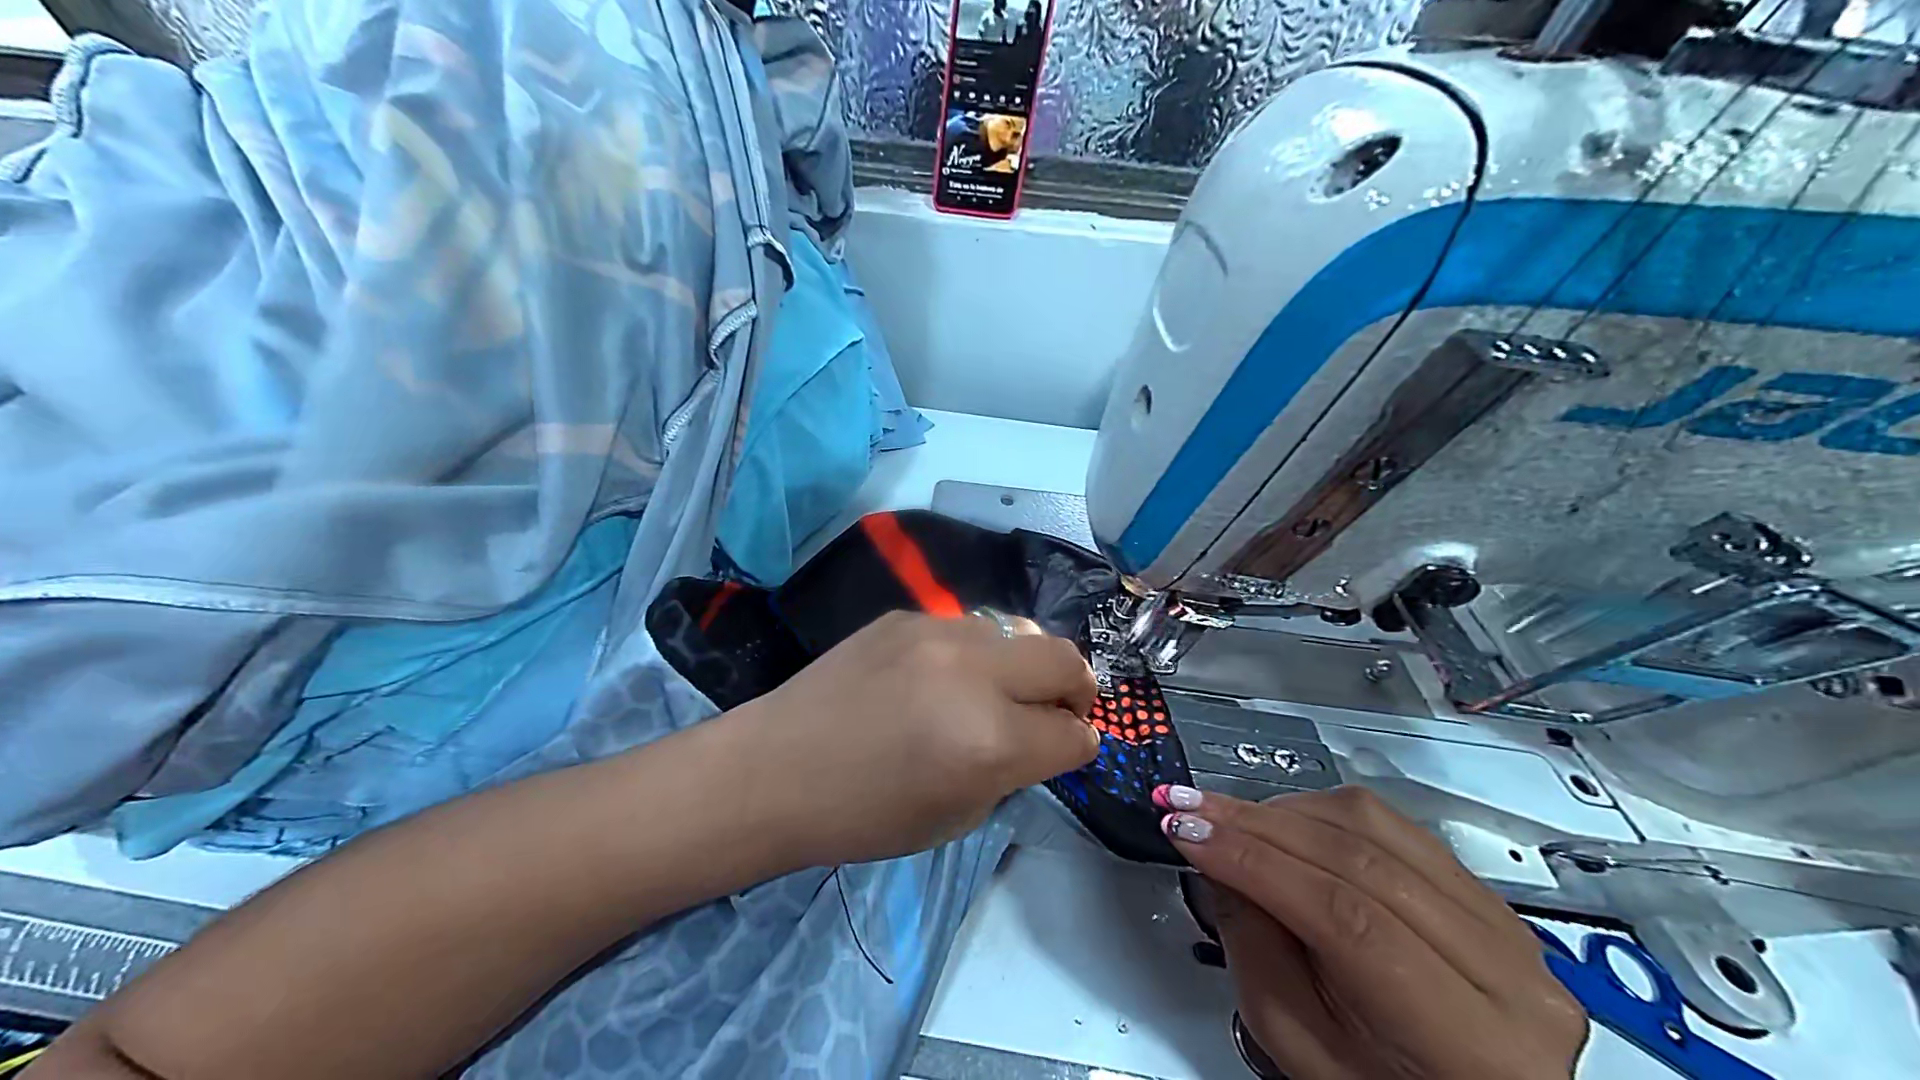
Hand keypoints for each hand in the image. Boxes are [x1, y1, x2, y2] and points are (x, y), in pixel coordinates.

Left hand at [734, 610, 1099, 866]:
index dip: (1077, 747)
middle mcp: (974, 676)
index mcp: (991, 743)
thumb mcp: (957, 817)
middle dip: (1076, 691)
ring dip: (1024, 666)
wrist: (775, 770)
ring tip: (998, 690)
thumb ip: (1014, 770)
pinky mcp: (906, 616)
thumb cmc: (864, 815)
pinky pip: (969, 627)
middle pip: (1066, 661)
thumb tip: (1045, 735)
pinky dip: (977, 654)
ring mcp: (937, 634)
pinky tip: (945, 676)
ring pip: (1021, 632)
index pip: (1074, 735)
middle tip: (1058, 711)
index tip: (1064, 750)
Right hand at [1158, 786, 1587, 1079]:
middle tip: (1187, 804)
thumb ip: (1255, 954)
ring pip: (1373, 825)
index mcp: (1465, 1038)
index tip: (1186, 829)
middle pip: (1358, 858)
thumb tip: (1219, 866)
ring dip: (1282, 809)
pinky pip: (1390, 823)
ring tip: (1225, 813)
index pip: (1344, 916)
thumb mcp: (1303, 1050)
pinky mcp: (1477, 888)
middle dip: (1254, 823)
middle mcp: (1501, 968)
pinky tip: (1279, 817)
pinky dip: (1321, 810)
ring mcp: (1497, 919)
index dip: (1253, 862)